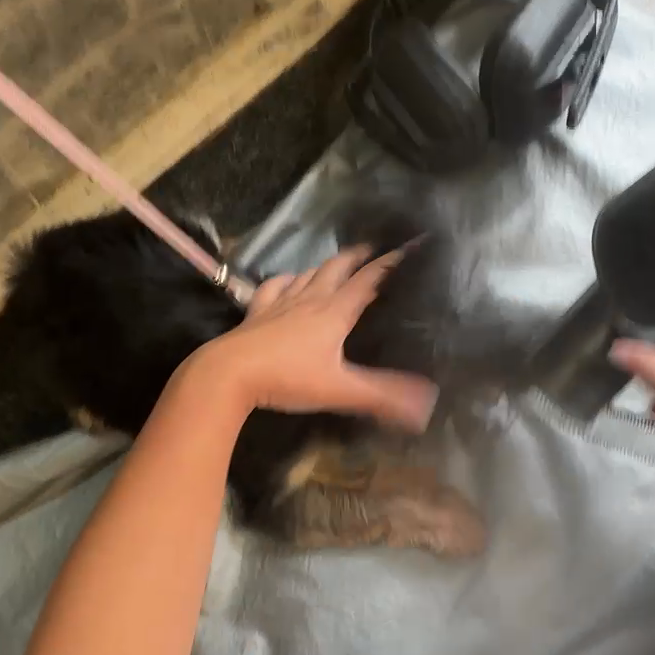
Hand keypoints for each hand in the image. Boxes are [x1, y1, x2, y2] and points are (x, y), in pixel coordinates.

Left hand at [187, 246, 437, 430]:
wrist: (229, 373)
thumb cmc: (288, 378)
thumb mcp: (339, 390)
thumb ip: (381, 396)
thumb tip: (425, 407)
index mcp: (335, 312)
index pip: (368, 280)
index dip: (391, 264)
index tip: (409, 248)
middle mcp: (310, 299)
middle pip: (338, 267)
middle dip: (358, 256)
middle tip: (373, 249)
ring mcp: (280, 302)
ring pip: (308, 273)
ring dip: (326, 265)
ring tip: (337, 264)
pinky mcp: (257, 311)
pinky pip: (275, 286)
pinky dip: (287, 279)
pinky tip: (289, 281)